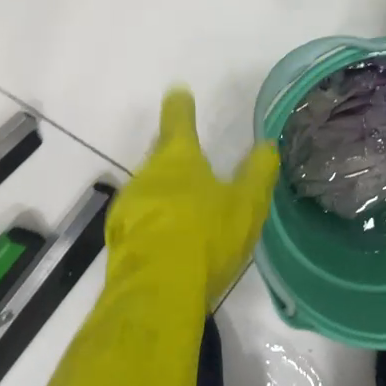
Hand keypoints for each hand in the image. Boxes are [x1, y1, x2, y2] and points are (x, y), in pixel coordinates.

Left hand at [110, 89, 279, 303]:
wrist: (156, 293)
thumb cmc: (206, 237)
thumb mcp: (247, 204)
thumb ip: (258, 173)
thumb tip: (266, 144)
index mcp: (178, 159)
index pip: (178, 122)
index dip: (180, 107)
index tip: (178, 92)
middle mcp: (146, 176)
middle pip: (159, 155)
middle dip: (171, 152)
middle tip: (184, 152)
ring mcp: (127, 209)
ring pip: (147, 189)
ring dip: (162, 191)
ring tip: (182, 203)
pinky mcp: (119, 241)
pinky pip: (141, 221)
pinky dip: (154, 222)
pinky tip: (168, 238)